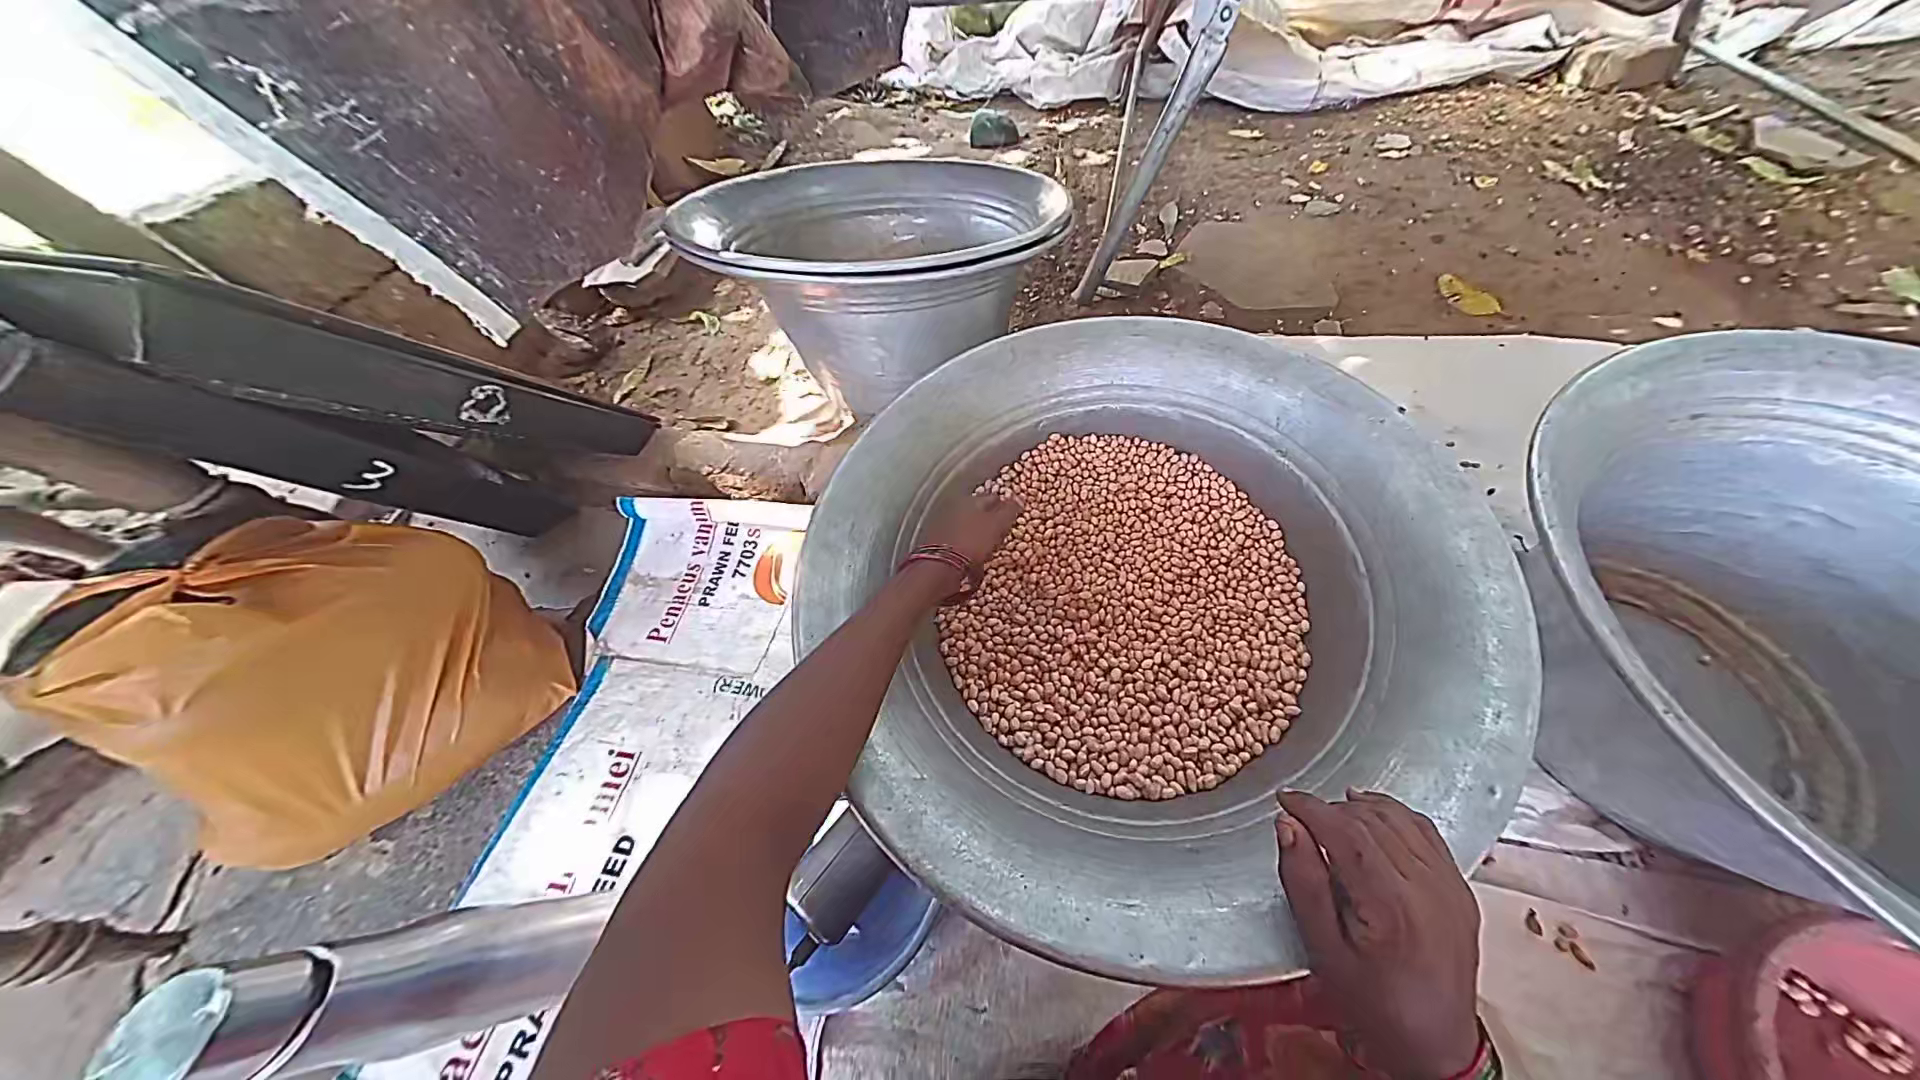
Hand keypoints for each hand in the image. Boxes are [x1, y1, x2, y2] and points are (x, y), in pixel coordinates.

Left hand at [921, 489, 1022, 567]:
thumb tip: (1019, 498)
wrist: (940, 568)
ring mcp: (943, 529)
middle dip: (990, 520)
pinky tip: (973, 563)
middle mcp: (954, 510)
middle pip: (977, 512)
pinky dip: (967, 550)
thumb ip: (1009, 511)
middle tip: (1002, 531)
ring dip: (977, 535)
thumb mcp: (997, 524)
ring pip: (967, 528)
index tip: (1014, 514)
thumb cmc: (973, 542)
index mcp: (970, 501)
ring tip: (989, 548)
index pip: (993, 498)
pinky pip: (958, 546)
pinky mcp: (938, 547)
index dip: (1005, 505)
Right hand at [1277, 790, 1481, 1079]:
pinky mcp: (1460, 888)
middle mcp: (1428, 889)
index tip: (1285, 799)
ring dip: (1359, 808)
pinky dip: (1393, 813)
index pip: (1346, 831)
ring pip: (1398, 818)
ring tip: (1331, 816)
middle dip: (1329, 809)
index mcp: (1391, 905)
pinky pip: (1424, 831)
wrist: (1434, 1045)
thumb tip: (1288, 825)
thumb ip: (1303, 879)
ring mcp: (1450, 887)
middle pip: (1370, 820)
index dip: (1310, 807)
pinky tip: (1370, 814)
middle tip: (1302, 818)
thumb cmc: (1371, 1001)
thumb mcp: (1321, 946)